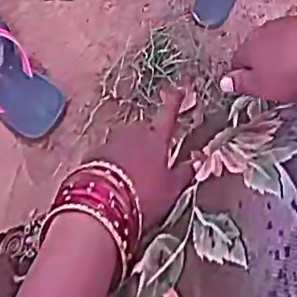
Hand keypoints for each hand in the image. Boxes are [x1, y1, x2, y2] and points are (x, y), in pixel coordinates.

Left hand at [90, 88, 194, 227]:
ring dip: (133, 155)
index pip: (170, 112)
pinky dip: (116, 164)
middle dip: (151, 144)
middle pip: (147, 132)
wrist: (102, 207)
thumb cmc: (143, 197)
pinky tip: (117, 183)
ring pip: (129, 143)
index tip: (179, 89)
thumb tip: (199, 160)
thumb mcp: (171, 189)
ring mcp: (114, 140)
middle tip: (154, 167)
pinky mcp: (96, 152)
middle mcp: (136, 132)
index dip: (176, 100)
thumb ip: (186, 172)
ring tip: (134, 182)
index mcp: (157, 138)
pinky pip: (111, 155)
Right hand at [220, 14, 296, 103]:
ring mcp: (283, 23)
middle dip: (260, 58)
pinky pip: (293, 33)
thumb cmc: (287, 74)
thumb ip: (242, 83)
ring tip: (290, 67)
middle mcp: (262, 30)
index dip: (241, 73)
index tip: (250, 84)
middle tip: (272, 77)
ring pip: (274, 38)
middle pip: (255, 45)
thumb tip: (224, 81)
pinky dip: (295, 43)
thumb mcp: (261, 87)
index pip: (236, 59)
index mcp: (248, 47)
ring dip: (278, 49)